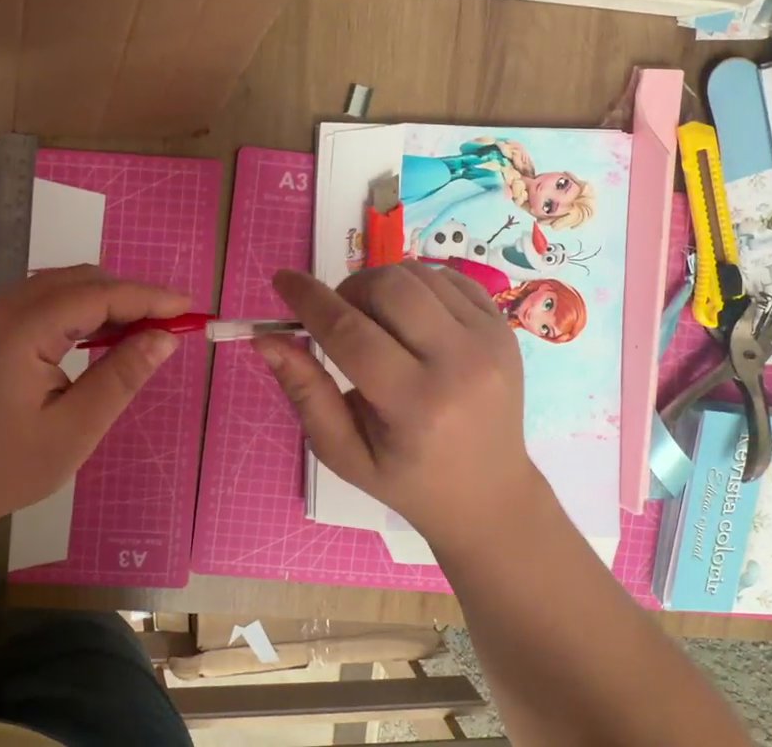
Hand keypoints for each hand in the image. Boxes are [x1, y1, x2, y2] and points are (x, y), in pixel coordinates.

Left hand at [0, 265, 189, 531]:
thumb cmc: (6, 465)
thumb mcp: (74, 429)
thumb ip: (120, 377)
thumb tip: (164, 337)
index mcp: (22, 328)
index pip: (97, 294)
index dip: (147, 297)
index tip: (189, 309)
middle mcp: (3, 307)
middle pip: (78, 281)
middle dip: (128, 295)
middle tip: (169, 326)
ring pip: (59, 286)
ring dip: (103, 300)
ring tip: (142, 330)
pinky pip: (40, 301)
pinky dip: (76, 310)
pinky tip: (98, 337)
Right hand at [252, 264, 547, 549]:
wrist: (489, 496)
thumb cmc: (405, 479)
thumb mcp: (342, 451)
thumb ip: (304, 391)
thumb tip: (267, 339)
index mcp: (416, 404)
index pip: (350, 332)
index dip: (308, 300)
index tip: (281, 280)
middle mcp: (461, 366)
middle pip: (389, 287)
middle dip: (348, 291)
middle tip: (337, 320)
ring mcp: (490, 343)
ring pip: (417, 274)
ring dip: (379, 286)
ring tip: (372, 322)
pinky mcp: (504, 329)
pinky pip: (448, 277)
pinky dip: (415, 285)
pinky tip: (407, 318)